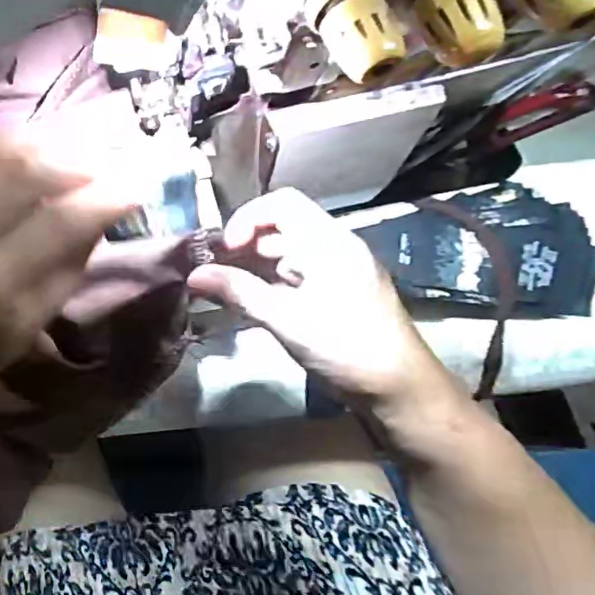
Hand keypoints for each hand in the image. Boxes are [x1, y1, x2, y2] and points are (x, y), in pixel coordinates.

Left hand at [0, 78, 138, 393]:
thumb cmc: (3, 334)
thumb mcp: (51, 305)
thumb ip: (80, 245)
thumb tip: (116, 187)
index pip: (59, 220)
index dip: (106, 195)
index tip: (138, 183)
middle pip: (18, 171)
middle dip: (74, 164)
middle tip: (101, 170)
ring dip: (35, 143)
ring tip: (64, 154)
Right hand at [187, 187, 451, 408]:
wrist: (400, 391)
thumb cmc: (345, 347)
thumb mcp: (285, 319)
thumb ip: (238, 292)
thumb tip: (194, 275)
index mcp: (328, 243)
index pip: (281, 204)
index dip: (246, 219)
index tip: (225, 250)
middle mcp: (334, 249)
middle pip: (279, 228)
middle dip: (242, 247)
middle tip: (212, 272)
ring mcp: (337, 272)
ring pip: (284, 254)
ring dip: (251, 267)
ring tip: (222, 290)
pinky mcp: (336, 294)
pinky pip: (295, 276)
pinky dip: (267, 284)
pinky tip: (247, 304)